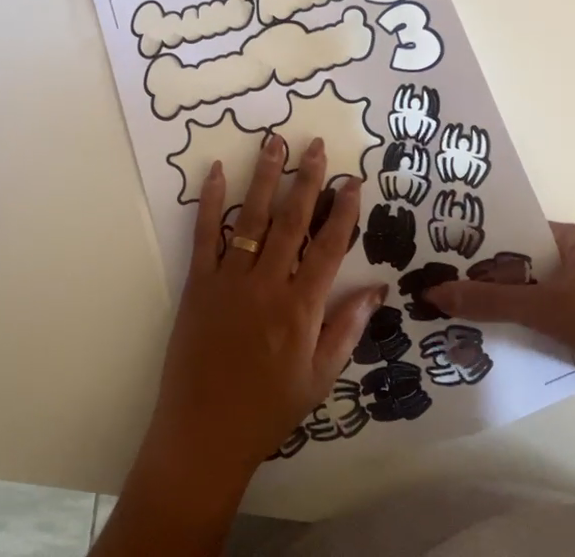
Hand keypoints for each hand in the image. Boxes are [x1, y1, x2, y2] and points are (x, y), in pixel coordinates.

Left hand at [143, 134, 381, 480]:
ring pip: (251, 218)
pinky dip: (211, 201)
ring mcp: (230, 280)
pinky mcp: (198, 283)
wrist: (205, 431)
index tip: (352, 180)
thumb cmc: (268, 409)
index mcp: (302, 309)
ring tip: (274, 142)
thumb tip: (376, 289)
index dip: (343, 211)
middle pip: (292, 221)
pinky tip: (218, 171)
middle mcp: (268, 285)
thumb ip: (346, 328)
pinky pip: (205, 234)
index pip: (329, 247)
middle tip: (316, 145)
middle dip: (307, 179)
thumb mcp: (319, 377)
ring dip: (265, 177)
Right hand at [424, 222, 574, 428]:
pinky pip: (544, 320)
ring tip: (449, 312)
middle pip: (521, 265)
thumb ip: (491, 302)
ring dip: (499, 306)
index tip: (438, 254)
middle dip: (483, 278)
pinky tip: (485, 337)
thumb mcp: (550, 311)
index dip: (479, 242)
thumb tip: (432, 292)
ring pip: (531, 295)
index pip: (518, 232)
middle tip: (434, 284)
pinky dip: (520, 327)